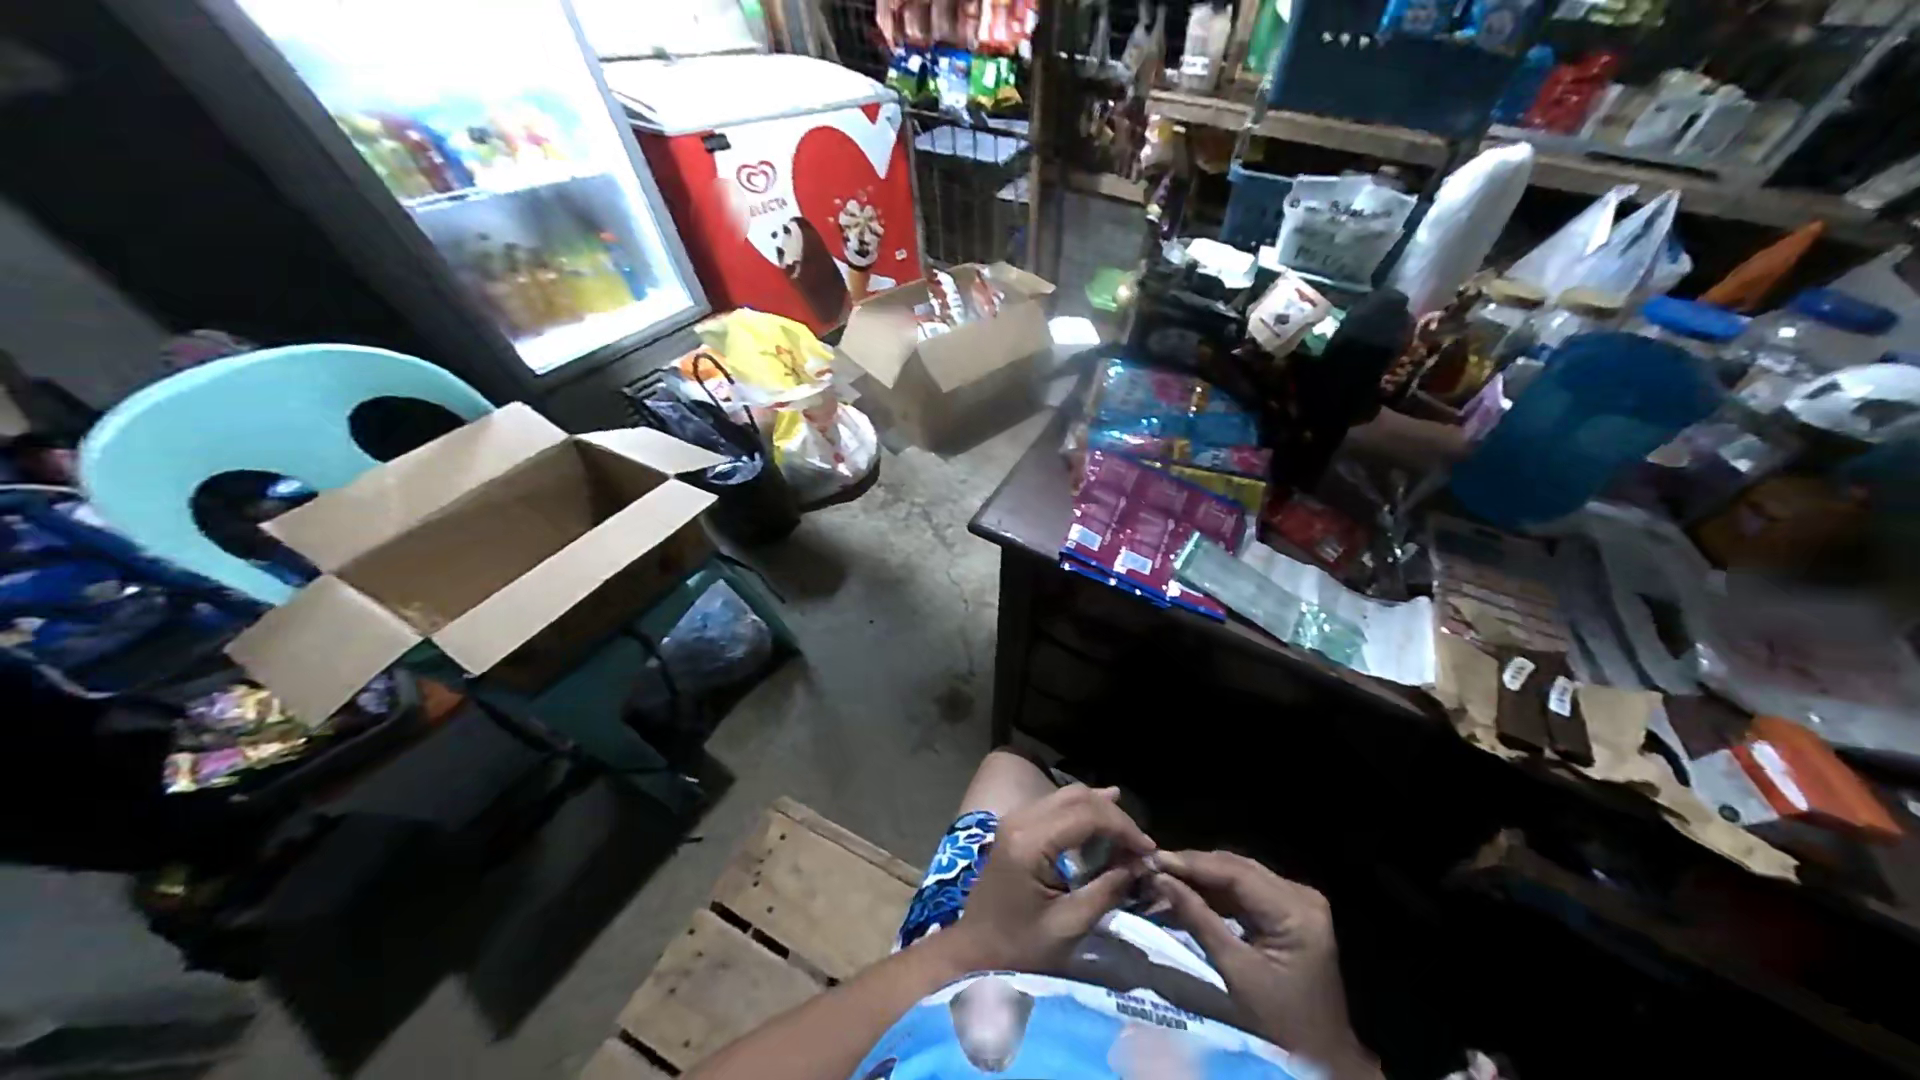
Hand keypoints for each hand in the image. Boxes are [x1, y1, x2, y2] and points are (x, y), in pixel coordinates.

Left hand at [940, 784, 1155, 973]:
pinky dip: (1083, 812)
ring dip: (1100, 811)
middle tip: (1141, 846)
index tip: (1149, 851)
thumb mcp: (1069, 925)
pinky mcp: (1015, 825)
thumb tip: (1141, 864)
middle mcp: (1020, 819)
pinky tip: (1104, 817)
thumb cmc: (1020, 946)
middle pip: (1077, 797)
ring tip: (1129, 836)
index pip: (1087, 814)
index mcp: (1030, 842)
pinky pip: (1055, 805)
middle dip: (1115, 816)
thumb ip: (1107, 889)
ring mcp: (1015, 818)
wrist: (974, 950)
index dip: (1123, 827)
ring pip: (1067, 796)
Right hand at [1151, 851, 1379, 1079]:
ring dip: (1201, 877)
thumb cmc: (1279, 1021)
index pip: (1235, 872)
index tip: (1153, 860)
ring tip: (1163, 876)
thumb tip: (1160, 878)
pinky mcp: (1289, 910)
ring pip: (1238, 874)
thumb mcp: (1235, 970)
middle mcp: (1300, 895)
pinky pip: (1246, 890)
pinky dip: (1215, 892)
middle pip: (1237, 868)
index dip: (1191, 863)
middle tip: (1152, 866)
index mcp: (1296, 910)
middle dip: (1193, 867)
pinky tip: (1186, 892)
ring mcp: (1297, 901)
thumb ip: (1198, 918)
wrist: (1321, 1055)